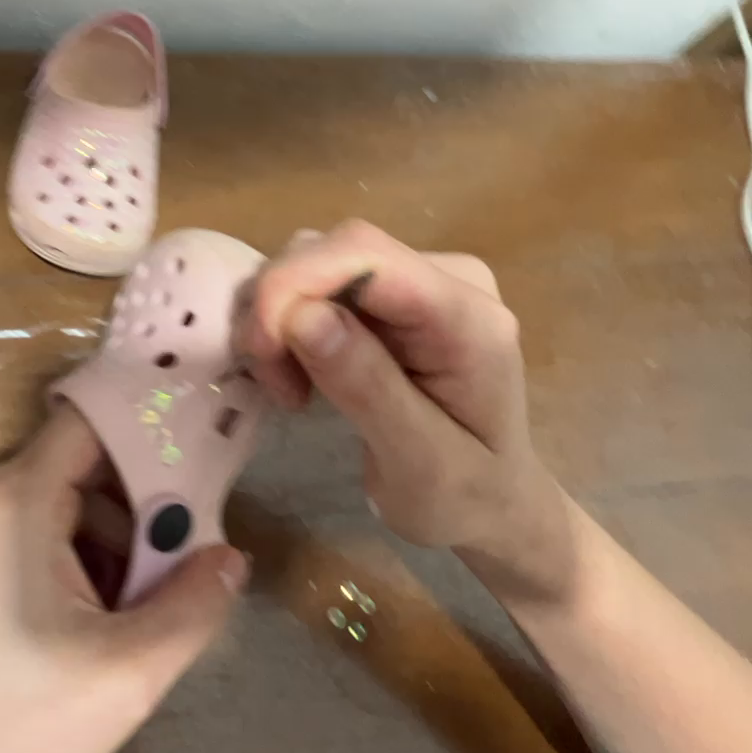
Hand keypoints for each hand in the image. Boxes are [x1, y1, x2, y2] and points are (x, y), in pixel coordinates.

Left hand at [0, 406, 249, 752]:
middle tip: (188, 543)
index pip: (91, 420)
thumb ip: (194, 604)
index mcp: (16, 499)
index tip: (202, 434)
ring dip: (115, 536)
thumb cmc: (22, 725)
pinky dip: (81, 553)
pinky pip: (40, 527)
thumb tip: (231, 558)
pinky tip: (101, 612)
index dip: (147, 421)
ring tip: (142, 598)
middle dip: (143, 499)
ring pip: (66, 499)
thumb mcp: (129, 671)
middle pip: (83, 462)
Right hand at [236, 220, 576, 605]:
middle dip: (279, 309)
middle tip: (274, 387)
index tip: (259, 351)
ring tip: (288, 389)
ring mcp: (418, 278)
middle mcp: (447, 277)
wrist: (492, 501)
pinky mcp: (389, 291)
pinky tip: (296, 371)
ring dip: (278, 320)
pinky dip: (286, 323)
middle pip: (332, 251)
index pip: (365, 256)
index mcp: (469, 317)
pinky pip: (316, 281)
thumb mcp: (420, 464)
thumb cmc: (464, 498)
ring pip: (313, 261)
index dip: (294, 284)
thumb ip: (367, 387)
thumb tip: (302, 316)